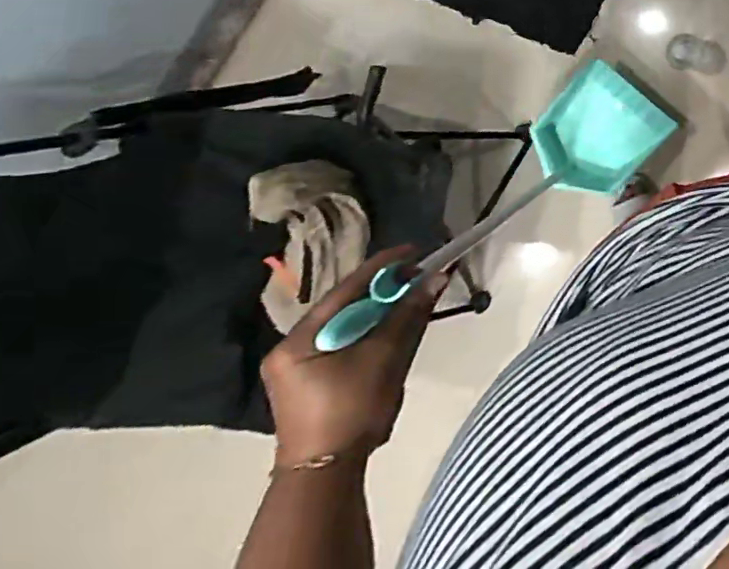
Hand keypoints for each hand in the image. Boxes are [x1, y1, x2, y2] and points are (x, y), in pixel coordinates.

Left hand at [260, 246, 447, 467]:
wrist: (326, 477)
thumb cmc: (352, 412)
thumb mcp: (384, 358)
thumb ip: (408, 314)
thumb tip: (437, 276)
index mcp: (298, 340)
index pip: (345, 289)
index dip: (382, 267)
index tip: (414, 251)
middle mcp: (291, 348)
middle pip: (345, 306)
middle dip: (384, 291)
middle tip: (418, 278)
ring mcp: (298, 366)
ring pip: (347, 324)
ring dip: (380, 312)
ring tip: (412, 301)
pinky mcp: (310, 381)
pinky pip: (345, 342)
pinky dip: (370, 332)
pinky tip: (393, 330)